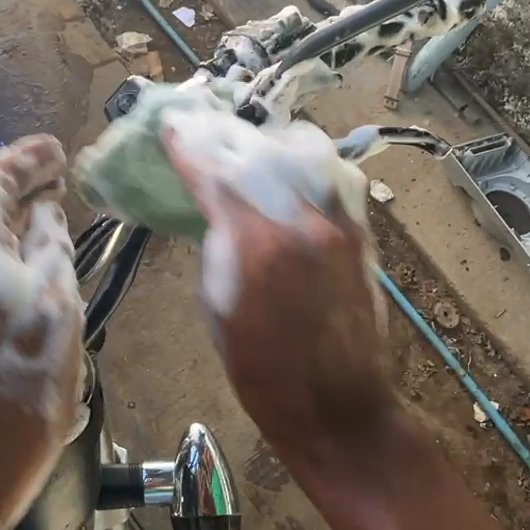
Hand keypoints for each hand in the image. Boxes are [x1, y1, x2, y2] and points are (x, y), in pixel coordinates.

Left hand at [0, 134, 83, 529]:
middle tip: (55, 168)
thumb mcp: (55, 307)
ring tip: (47, 201)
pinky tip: (27, 251)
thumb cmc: (18, 388)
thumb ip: (51, 248)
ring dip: (7, 207)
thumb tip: (46, 210)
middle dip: (15, 177)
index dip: (28, 159)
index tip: (58, 148)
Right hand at [160, 117, 396, 465]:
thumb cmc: (260, 369)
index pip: (214, 169)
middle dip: (220, 132)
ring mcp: (338, 217)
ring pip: (302, 145)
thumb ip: (217, 240)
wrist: (338, 406)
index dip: (187, 141)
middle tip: (197, 124)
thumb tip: (213, 200)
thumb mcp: (216, 304)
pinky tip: (285, 170)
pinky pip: (331, 168)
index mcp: (254, 242)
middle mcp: (301, 216)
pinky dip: (302, 160)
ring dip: (265, 140)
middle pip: (255, 147)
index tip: (169, 123)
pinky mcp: (361, 226)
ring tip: (243, 146)